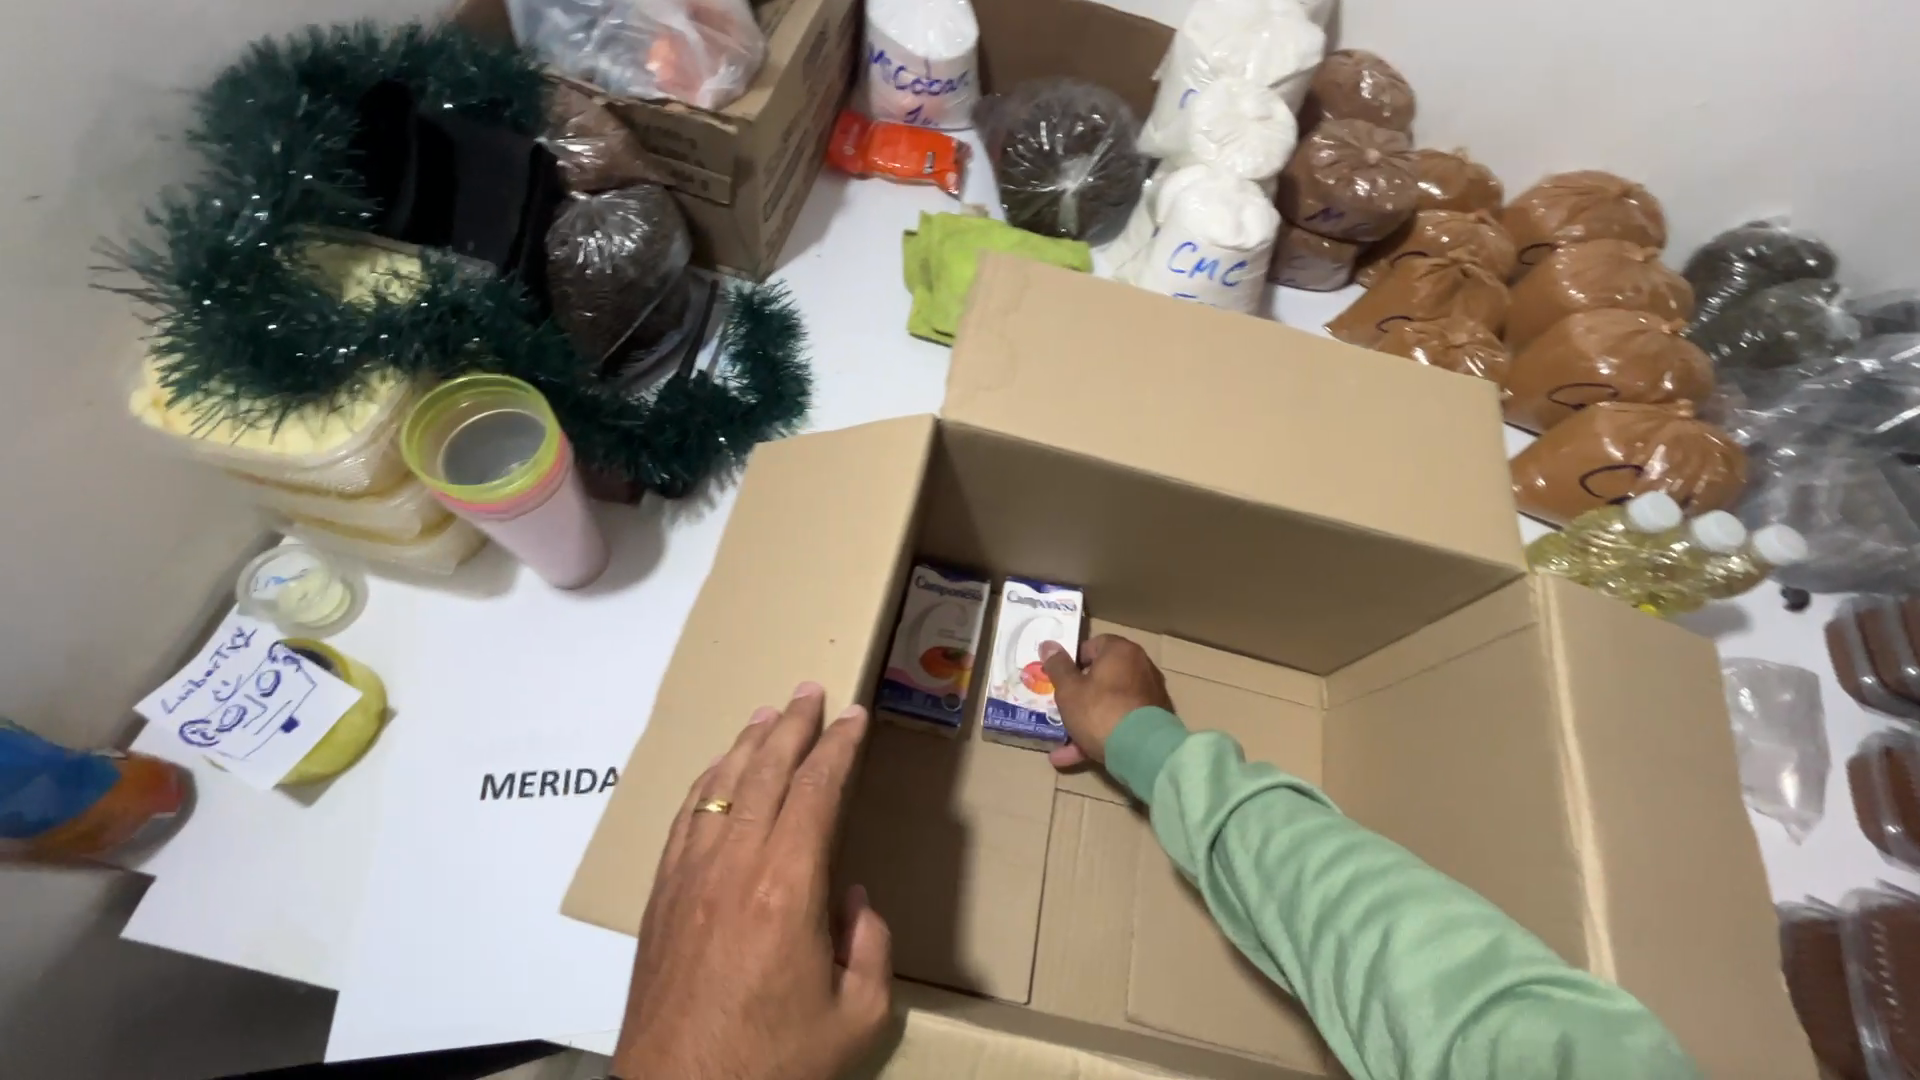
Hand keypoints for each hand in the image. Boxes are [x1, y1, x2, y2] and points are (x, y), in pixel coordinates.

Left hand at [613, 684, 892, 1079]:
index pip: (818, 790)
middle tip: (810, 691)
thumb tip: (850, 898)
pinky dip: (707, 781)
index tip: (854, 716)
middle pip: (766, 771)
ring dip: (749, 742)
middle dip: (795, 725)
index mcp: (789, 886)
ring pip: (722, 785)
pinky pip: (685, 817)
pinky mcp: (661, 895)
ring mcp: (691, 875)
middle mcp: (735, 864)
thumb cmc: (774, 1064)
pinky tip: (719, 769)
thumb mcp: (858, 1017)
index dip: (839, 746)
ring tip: (769, 714)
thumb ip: (870, 945)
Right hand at [1039, 635, 1173, 769]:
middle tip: (1060, 707)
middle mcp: (1140, 668)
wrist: (1143, 752)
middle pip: (1103, 677)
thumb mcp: (1069, 689)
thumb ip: (1057, 667)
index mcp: (1121, 652)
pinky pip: (1120, 723)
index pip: (1094, 645)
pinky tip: (1076, 756)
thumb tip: (1048, 644)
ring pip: (1109, 704)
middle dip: (1078, 695)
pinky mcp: (1153, 722)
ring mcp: (1148, 697)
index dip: (1073, 660)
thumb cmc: (1100, 710)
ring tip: (1061, 740)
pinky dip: (1101, 735)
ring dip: (1085, 721)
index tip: (1060, 677)